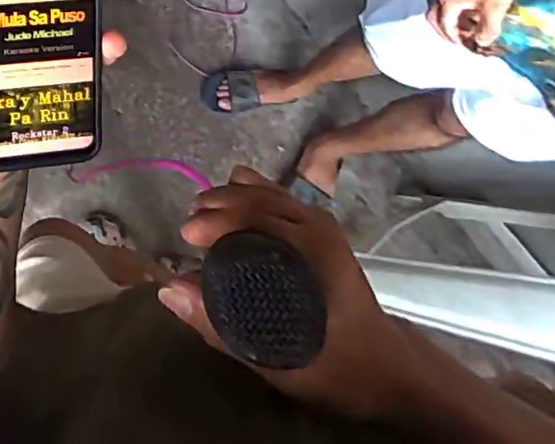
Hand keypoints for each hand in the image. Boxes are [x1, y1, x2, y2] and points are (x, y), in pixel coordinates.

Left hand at [0, 0, 126, 124]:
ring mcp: (57, 43)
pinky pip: (96, 54)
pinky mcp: (73, 66)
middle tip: (74, 1)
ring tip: (97, 29)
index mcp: (5, 10)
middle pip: (59, 0)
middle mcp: (35, 21)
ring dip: (94, 23)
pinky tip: (109, 45)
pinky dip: (106, 48)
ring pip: (82, 24)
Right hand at [156, 167, 417, 420]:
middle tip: (189, 230)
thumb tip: (168, 289)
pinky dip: (243, 196)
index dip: (215, 220)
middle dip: (214, 206)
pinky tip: (228, 213)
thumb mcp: (275, 358)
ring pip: (259, 187)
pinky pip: (270, 191)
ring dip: (226, 198)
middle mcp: (315, 225)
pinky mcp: (315, 221)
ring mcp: (317, 219)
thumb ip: (218, 325)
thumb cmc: (334, 365)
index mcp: (312, 252)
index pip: (253, 215)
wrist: (385, 366)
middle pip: (252, 195)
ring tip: (203, 218)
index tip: (187, 236)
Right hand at [431, 0, 526, 51]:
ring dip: (450, 21)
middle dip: (444, 30)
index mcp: (448, 3)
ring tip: (466, 28)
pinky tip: (470, 13)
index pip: (445, 26)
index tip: (464, 46)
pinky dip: (454, 12)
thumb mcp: (495, 9)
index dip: (454, 38)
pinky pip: (447, 2)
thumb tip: (481, 42)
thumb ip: (487, 29)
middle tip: (457, 39)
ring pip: (440, 9)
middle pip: (434, 17)